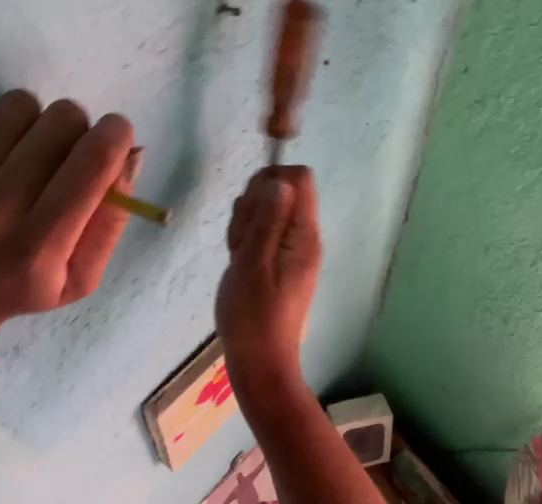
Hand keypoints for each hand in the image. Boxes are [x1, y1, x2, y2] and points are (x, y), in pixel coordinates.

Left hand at [0, 90, 141, 347]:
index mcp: (39, 245)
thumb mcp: (79, 277)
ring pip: (19, 104)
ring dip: (29, 123)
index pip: (95, 160)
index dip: (116, 134)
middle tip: (60, 155)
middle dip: (74, 128)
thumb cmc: (17, 289)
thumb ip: (113, 217)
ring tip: (18, 153)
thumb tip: (131, 151)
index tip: (112, 137)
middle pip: (62, 118)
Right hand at [215, 166, 320, 377]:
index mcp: (303, 234)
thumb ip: (267, 219)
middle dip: (252, 204)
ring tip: (238, 256)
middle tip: (241, 241)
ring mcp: (291, 248)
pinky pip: (261, 230)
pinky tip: (238, 262)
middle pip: (279, 189)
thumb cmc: (253, 314)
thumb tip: (279, 180)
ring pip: (265, 208)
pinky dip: (245, 238)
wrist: (259, 363)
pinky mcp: (277, 259)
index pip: (299, 178)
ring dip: (245, 223)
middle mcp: (302, 236)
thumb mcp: (254, 262)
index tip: (249, 207)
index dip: (270, 179)